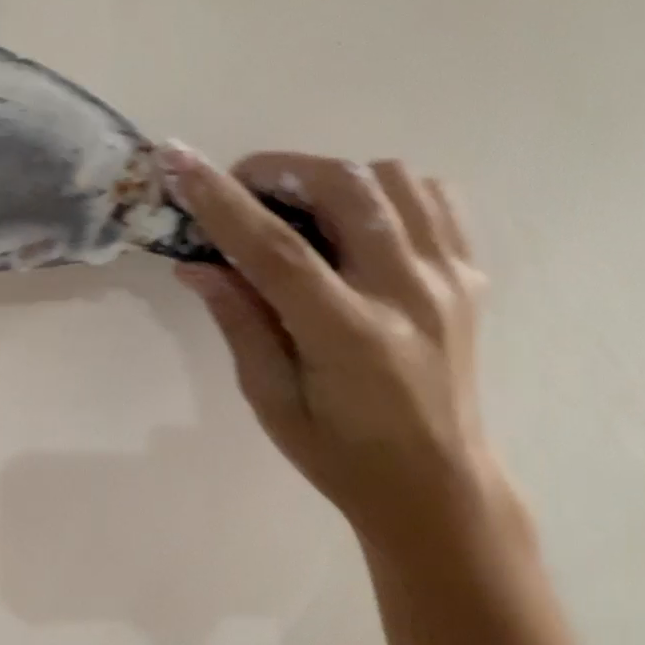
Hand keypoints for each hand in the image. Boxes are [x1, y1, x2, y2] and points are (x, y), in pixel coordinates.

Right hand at [157, 145, 516, 559]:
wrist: (438, 484)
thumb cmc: (337, 452)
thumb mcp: (268, 396)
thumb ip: (238, 320)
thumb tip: (195, 263)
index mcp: (350, 335)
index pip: (276, 248)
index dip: (220, 201)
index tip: (176, 160)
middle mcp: (409, 294)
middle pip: (347, 189)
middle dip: (277, 171)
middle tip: (236, 190)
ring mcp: (449, 279)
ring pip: (394, 179)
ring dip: (329, 175)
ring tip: (290, 203)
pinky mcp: (468, 276)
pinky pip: (431, 197)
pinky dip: (381, 188)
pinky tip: (348, 216)